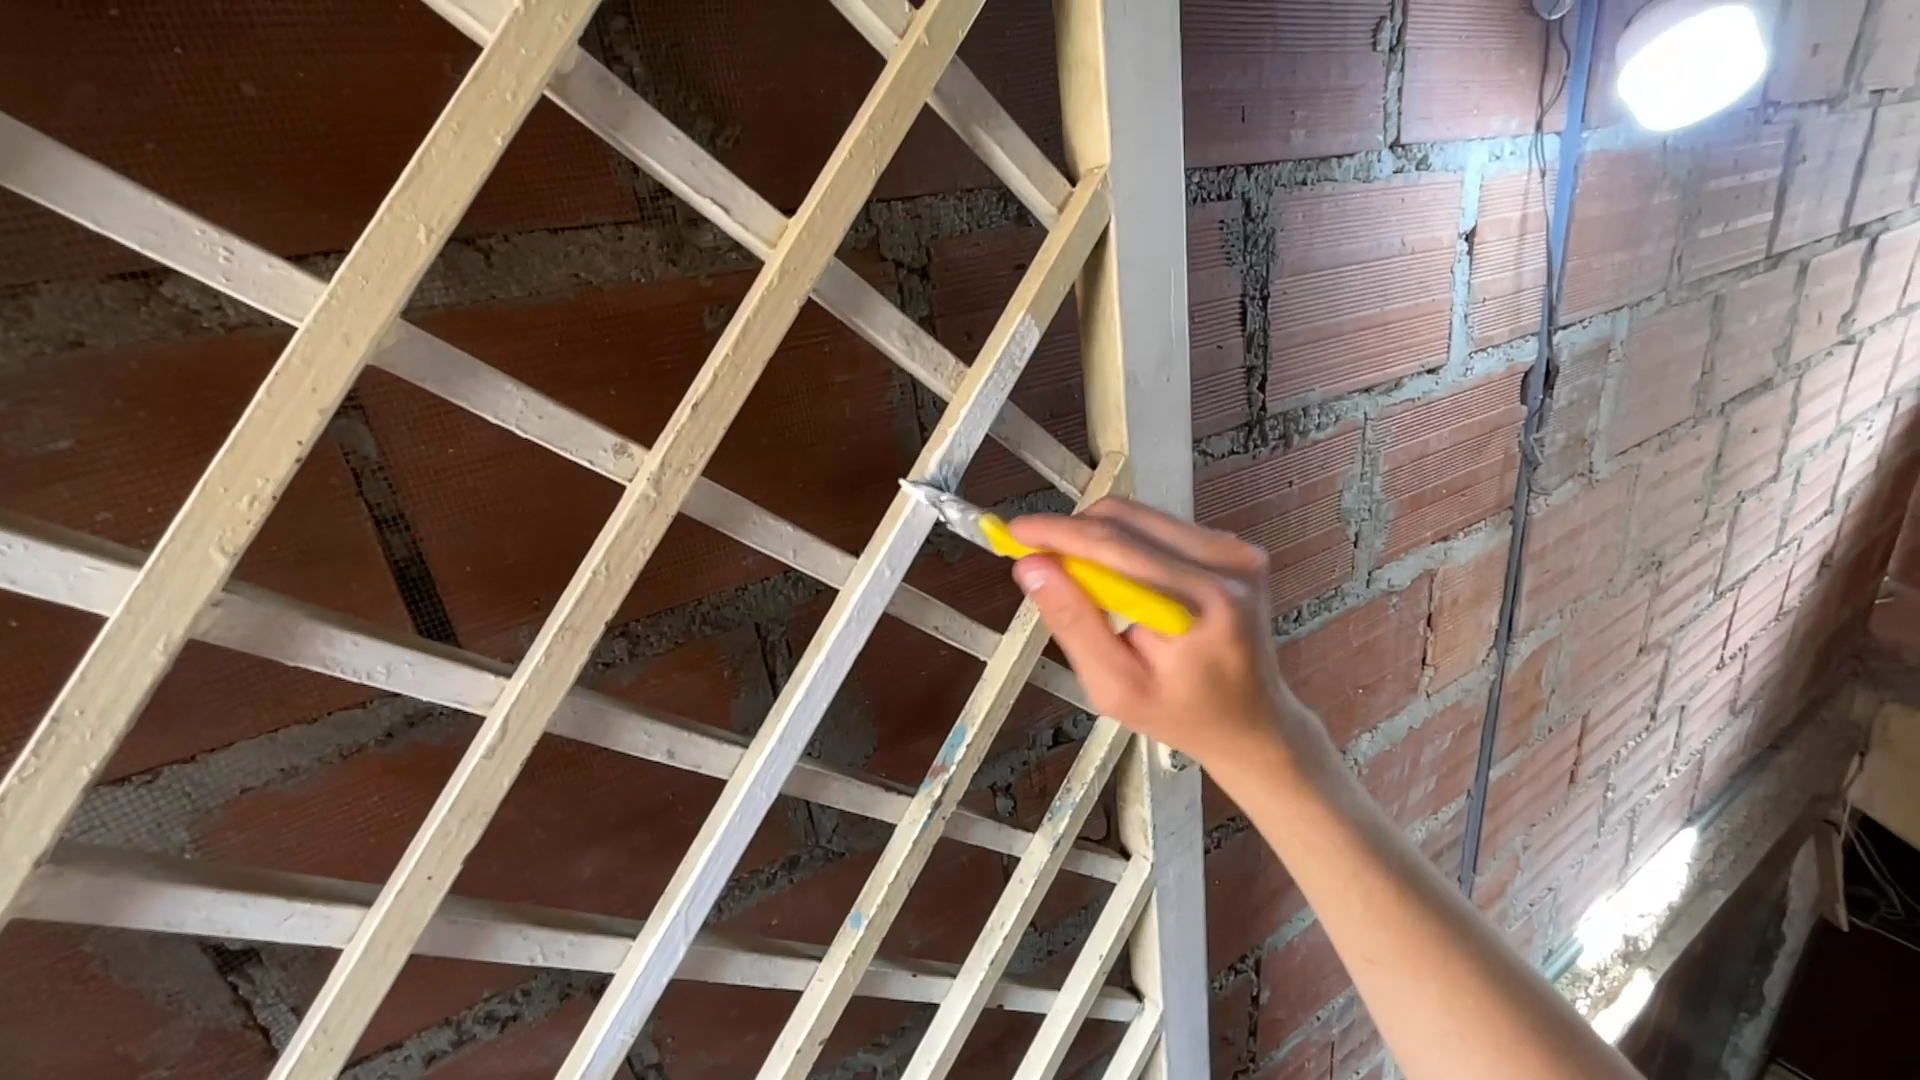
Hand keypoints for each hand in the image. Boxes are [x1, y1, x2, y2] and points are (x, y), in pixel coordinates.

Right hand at [1007, 498, 1329, 773]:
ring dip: (1098, 539)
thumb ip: (1074, 624)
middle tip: (1040, 562)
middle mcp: (1228, 563)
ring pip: (1140, 516)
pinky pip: (1160, 527)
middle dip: (1072, 533)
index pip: (1115, 547)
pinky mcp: (1235, 548)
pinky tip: (1123, 585)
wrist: (1252, 722)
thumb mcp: (1115, 688)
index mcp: (1203, 603)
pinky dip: (1126, 545)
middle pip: (1126, 518)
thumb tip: (1030, 566)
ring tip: (1084, 584)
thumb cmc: (1180, 715)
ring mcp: (1237, 551)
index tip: (1013, 532)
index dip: (1058, 533)